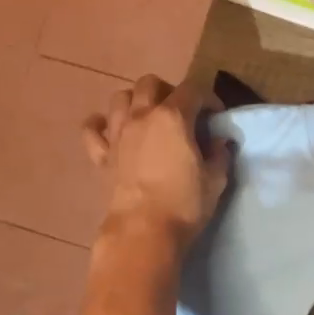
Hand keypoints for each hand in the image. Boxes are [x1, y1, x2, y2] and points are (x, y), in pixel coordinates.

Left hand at [85, 75, 229, 244]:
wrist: (145, 230)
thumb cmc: (185, 205)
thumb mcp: (215, 181)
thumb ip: (220, 155)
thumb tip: (221, 142)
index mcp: (173, 118)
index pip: (192, 90)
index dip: (208, 98)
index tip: (216, 115)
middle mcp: (142, 116)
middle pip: (150, 84)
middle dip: (168, 91)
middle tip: (181, 112)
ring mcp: (117, 133)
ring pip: (120, 97)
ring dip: (135, 100)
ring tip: (147, 117)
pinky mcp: (102, 155)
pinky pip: (92, 128)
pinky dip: (100, 124)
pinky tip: (110, 130)